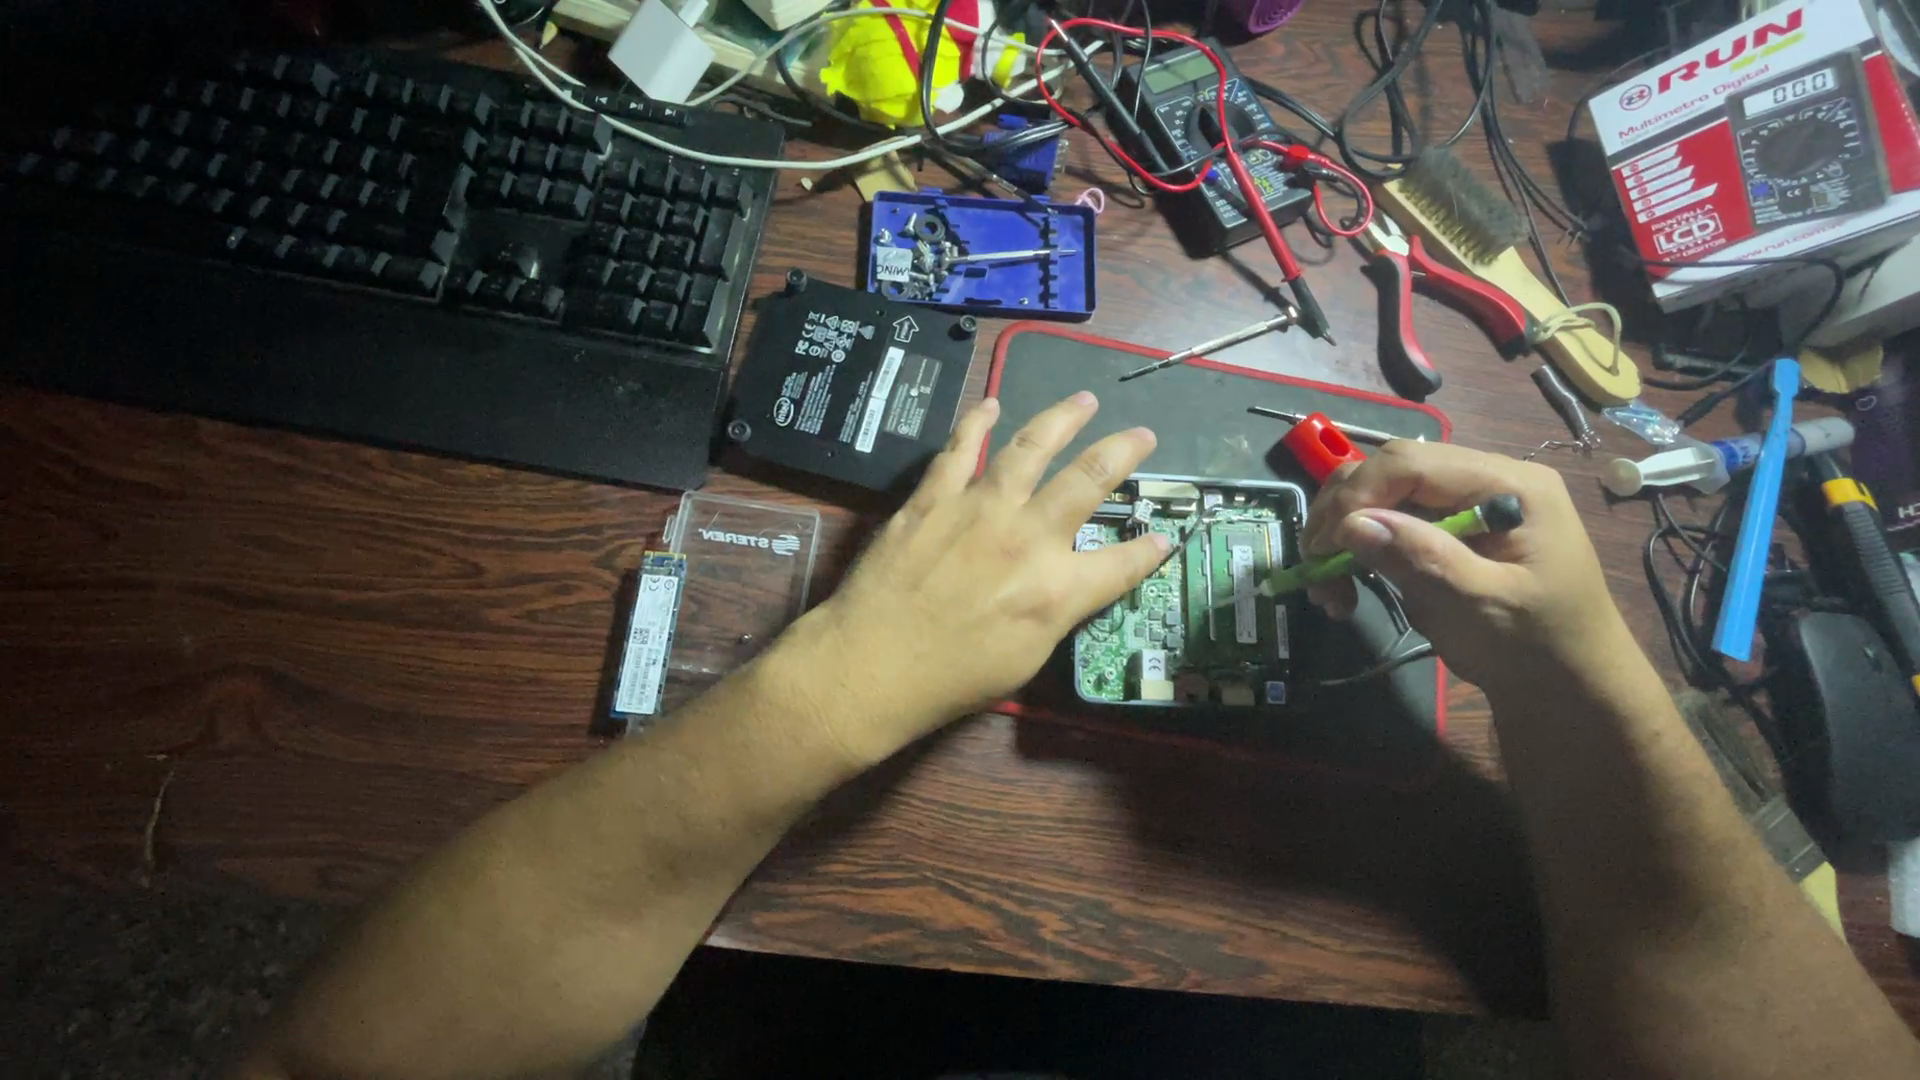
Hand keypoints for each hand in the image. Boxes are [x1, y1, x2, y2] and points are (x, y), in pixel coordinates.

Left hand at [778, 393, 1167, 766]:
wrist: (872, 665)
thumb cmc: (953, 678)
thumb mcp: (1027, 658)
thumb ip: (1061, 611)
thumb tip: (1082, 582)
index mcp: (1057, 588)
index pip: (1122, 562)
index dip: (1149, 550)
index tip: (1163, 536)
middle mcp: (1027, 537)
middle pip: (1089, 480)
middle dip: (1124, 453)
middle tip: (1141, 434)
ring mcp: (978, 509)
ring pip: (1031, 447)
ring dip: (1062, 419)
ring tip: (1083, 400)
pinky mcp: (934, 498)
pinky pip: (960, 448)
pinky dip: (978, 421)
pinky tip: (992, 403)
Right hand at [1299, 441, 1627, 696]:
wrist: (1564, 684)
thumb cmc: (1537, 645)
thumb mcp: (1482, 604)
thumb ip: (1422, 559)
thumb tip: (1351, 525)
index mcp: (1506, 485)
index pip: (1409, 463)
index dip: (1356, 497)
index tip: (1324, 548)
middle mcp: (1479, 480)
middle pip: (1384, 471)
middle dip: (1339, 516)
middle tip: (1316, 569)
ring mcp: (1455, 503)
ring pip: (1371, 494)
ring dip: (1338, 536)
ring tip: (1327, 589)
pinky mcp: (1435, 528)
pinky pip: (1377, 523)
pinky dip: (1349, 553)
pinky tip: (1343, 589)